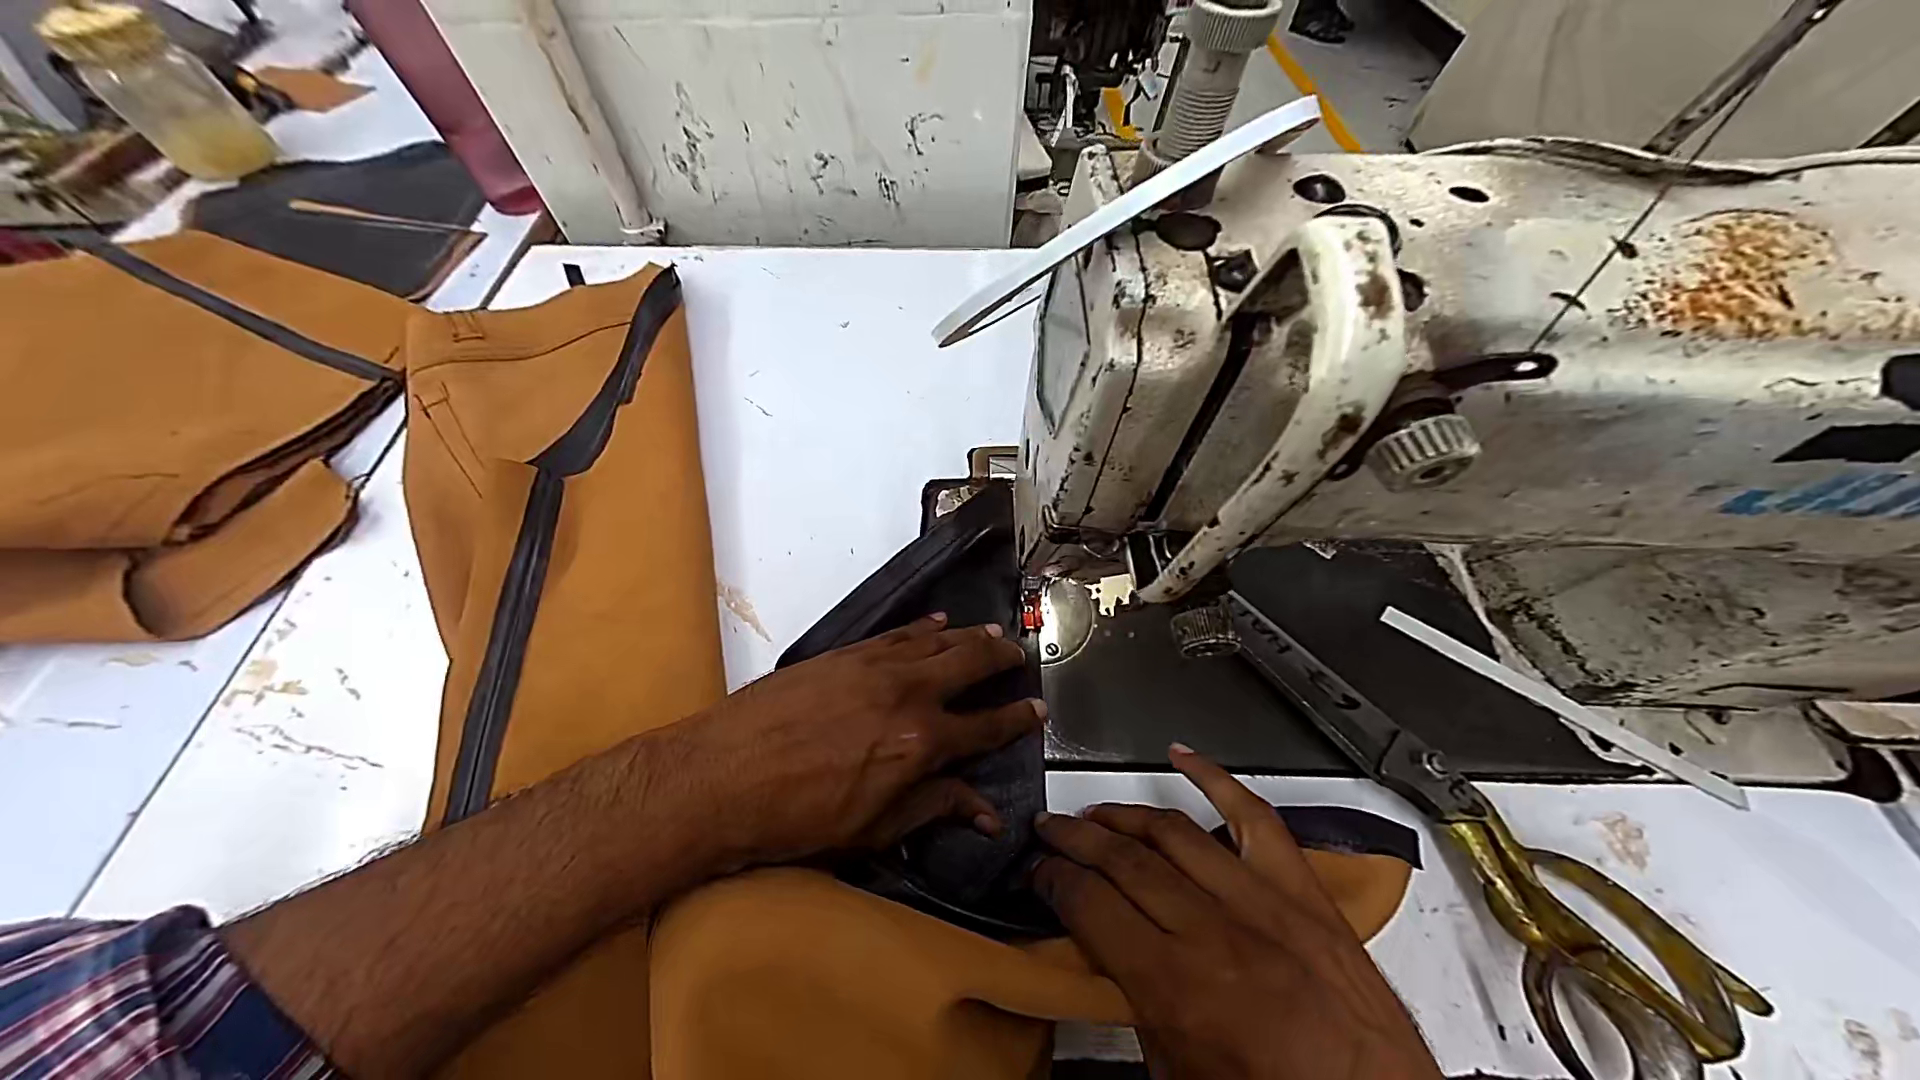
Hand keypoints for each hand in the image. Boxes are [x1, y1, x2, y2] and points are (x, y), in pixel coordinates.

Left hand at [664, 612, 1042, 868]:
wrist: (721, 778)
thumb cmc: (794, 815)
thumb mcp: (874, 827)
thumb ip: (934, 807)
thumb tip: (980, 812)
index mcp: (919, 743)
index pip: (985, 727)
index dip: (1016, 720)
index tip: (1034, 711)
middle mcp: (906, 695)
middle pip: (970, 666)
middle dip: (1001, 660)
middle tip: (1018, 657)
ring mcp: (874, 668)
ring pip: (938, 642)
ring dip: (969, 637)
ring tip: (991, 634)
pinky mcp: (845, 655)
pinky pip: (897, 634)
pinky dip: (923, 627)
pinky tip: (936, 623)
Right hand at [1033, 746, 1441, 1079]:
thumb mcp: (1180, 1074)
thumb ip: (1136, 1003)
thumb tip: (1107, 950)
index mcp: (1178, 986)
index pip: (1091, 904)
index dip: (1054, 880)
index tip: (1040, 871)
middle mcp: (1216, 932)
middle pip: (1124, 859)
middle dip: (1075, 838)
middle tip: (1051, 829)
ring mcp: (1263, 902)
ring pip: (1173, 832)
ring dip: (1124, 815)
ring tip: (1095, 812)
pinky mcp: (1302, 891)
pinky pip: (1253, 817)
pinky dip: (1215, 779)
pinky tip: (1182, 756)